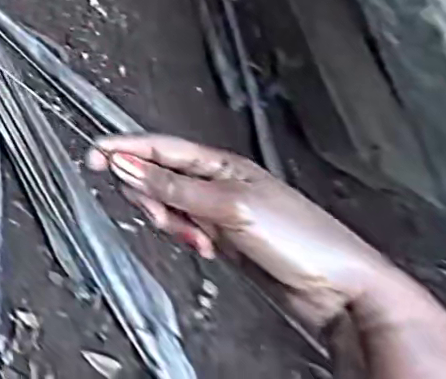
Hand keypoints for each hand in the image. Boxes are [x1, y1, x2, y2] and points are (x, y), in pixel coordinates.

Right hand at [87, 134, 396, 329]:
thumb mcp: (230, 206)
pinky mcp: (219, 234)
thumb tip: (122, 162)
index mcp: (218, 163)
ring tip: (188, 235)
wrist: (352, 299)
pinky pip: (179, 224)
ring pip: (163, 201)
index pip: (154, 145)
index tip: (92, 156)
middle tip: (156, 211)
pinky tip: (200, 245)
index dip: (120, 148)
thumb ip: (171, 184)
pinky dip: (182, 234)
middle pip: (152, 174)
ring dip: (166, 218)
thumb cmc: (310, 244)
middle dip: (147, 193)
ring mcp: (216, 208)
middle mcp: (214, 181)